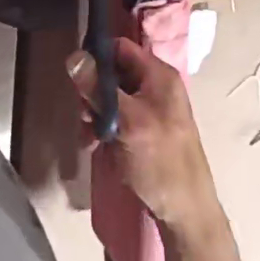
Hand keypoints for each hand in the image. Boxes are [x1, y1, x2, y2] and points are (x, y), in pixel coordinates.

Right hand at [69, 38, 219, 227]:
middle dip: (92, 92)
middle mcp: (155, 86)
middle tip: (84, 114)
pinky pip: (116, 117)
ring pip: (110, 96)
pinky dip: (103, 128)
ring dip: (95, 114)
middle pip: (112, 72)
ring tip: (88, 137)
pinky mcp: (143, 130)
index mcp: (158, 75)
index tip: (76, 75)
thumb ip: (99, 88)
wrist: (186, 213)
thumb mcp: (126, 121)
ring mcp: (150, 109)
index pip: (120, 48)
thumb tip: (73, 57)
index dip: (96, 55)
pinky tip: (94, 146)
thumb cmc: (160, 162)